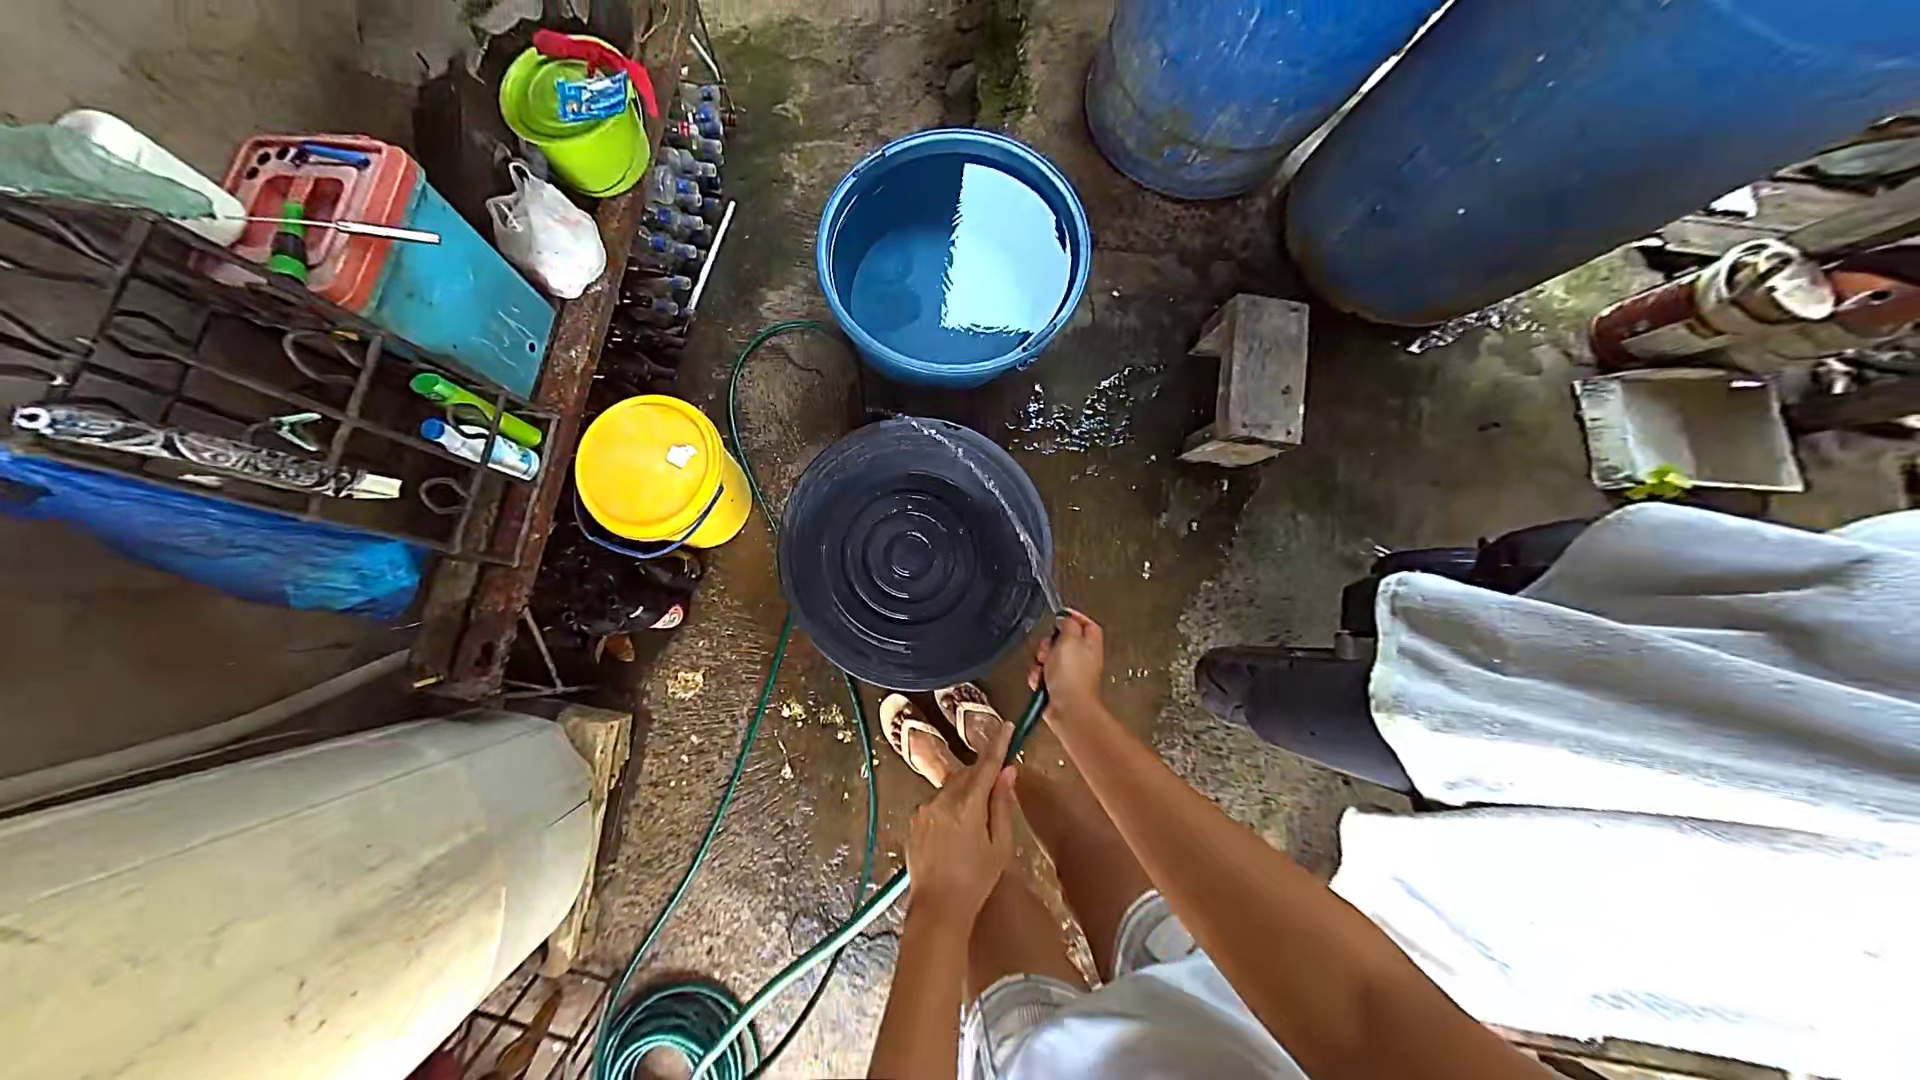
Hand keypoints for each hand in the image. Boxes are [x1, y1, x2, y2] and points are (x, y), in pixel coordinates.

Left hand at [905, 720, 1015, 923]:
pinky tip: (955, 835)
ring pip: (951, 788)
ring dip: (964, 794)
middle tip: (995, 795)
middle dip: (981, 778)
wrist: (937, 909)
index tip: (1006, 725)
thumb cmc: (975, 880)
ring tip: (973, 827)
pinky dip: (949, 808)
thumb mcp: (999, 845)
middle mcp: (942, 800)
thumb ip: (1002, 804)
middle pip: (967, 774)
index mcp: (967, 805)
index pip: (986, 765)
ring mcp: (924, 809)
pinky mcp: (914, 820)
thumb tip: (1007, 771)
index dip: (998, 744)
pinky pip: (936, 803)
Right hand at [1028, 609, 1104, 712]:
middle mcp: (1081, 658)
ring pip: (1048, 657)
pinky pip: (1042, 674)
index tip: (1061, 615)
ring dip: (1041, 662)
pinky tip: (1041, 682)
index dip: (1074, 617)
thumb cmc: (1073, 677)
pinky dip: (1038, 677)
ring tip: (1045, 669)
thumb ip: (1068, 624)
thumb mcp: (1070, 639)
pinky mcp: (1057, 686)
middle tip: (1049, 649)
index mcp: (1090, 645)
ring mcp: (1069, 673)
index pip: (1086, 624)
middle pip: (1062, 640)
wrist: (1068, 708)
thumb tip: (1065, 619)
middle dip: (1049, 643)